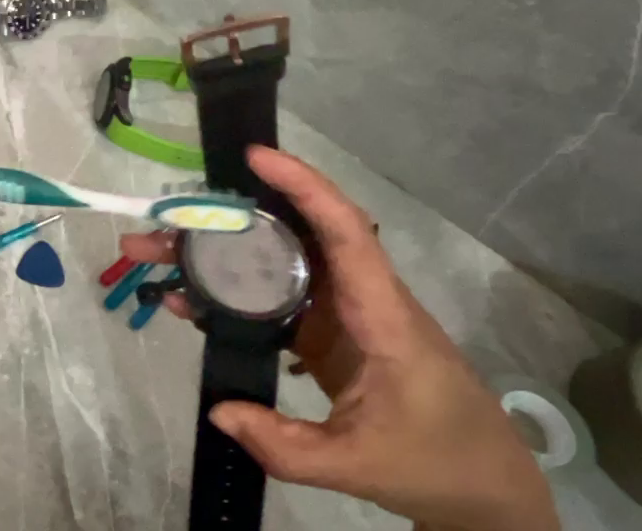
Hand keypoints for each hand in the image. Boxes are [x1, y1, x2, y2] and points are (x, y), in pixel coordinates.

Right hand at [122, 147, 556, 530]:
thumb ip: (288, 445)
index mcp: (380, 312)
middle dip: (222, 221)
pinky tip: (189, 299)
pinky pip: (272, 293)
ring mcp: (340, 309)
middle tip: (156, 228)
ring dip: (217, 251)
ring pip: (274, 259)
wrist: (485, 484)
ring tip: (156, 254)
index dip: (304, 186)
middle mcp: (357, 295)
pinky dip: (229, 289)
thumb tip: (219, 411)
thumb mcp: (362, 466)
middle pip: (289, 236)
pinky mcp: (326, 328)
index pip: (345, 230)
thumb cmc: (439, 462)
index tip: (254, 157)